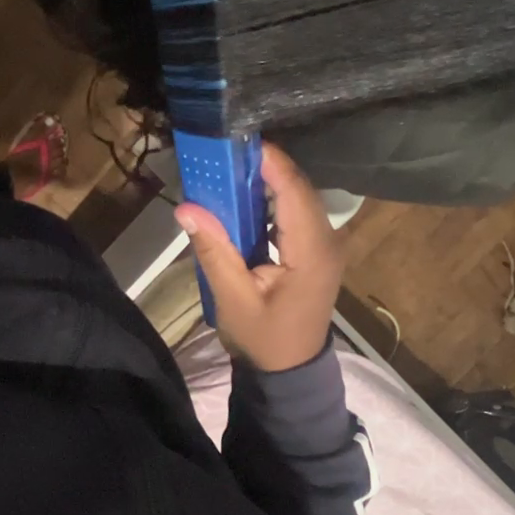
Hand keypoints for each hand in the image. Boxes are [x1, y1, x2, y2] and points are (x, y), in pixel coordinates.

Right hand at [175, 145, 344, 371]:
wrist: (289, 373)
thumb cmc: (263, 338)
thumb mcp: (233, 298)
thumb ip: (214, 250)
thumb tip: (186, 208)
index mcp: (312, 251)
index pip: (294, 191)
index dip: (269, 162)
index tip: (237, 141)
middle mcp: (328, 241)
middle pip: (298, 189)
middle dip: (264, 167)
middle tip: (226, 151)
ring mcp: (326, 246)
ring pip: (299, 199)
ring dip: (267, 182)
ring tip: (230, 168)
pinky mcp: (317, 252)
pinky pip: (296, 214)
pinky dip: (272, 201)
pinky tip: (245, 198)